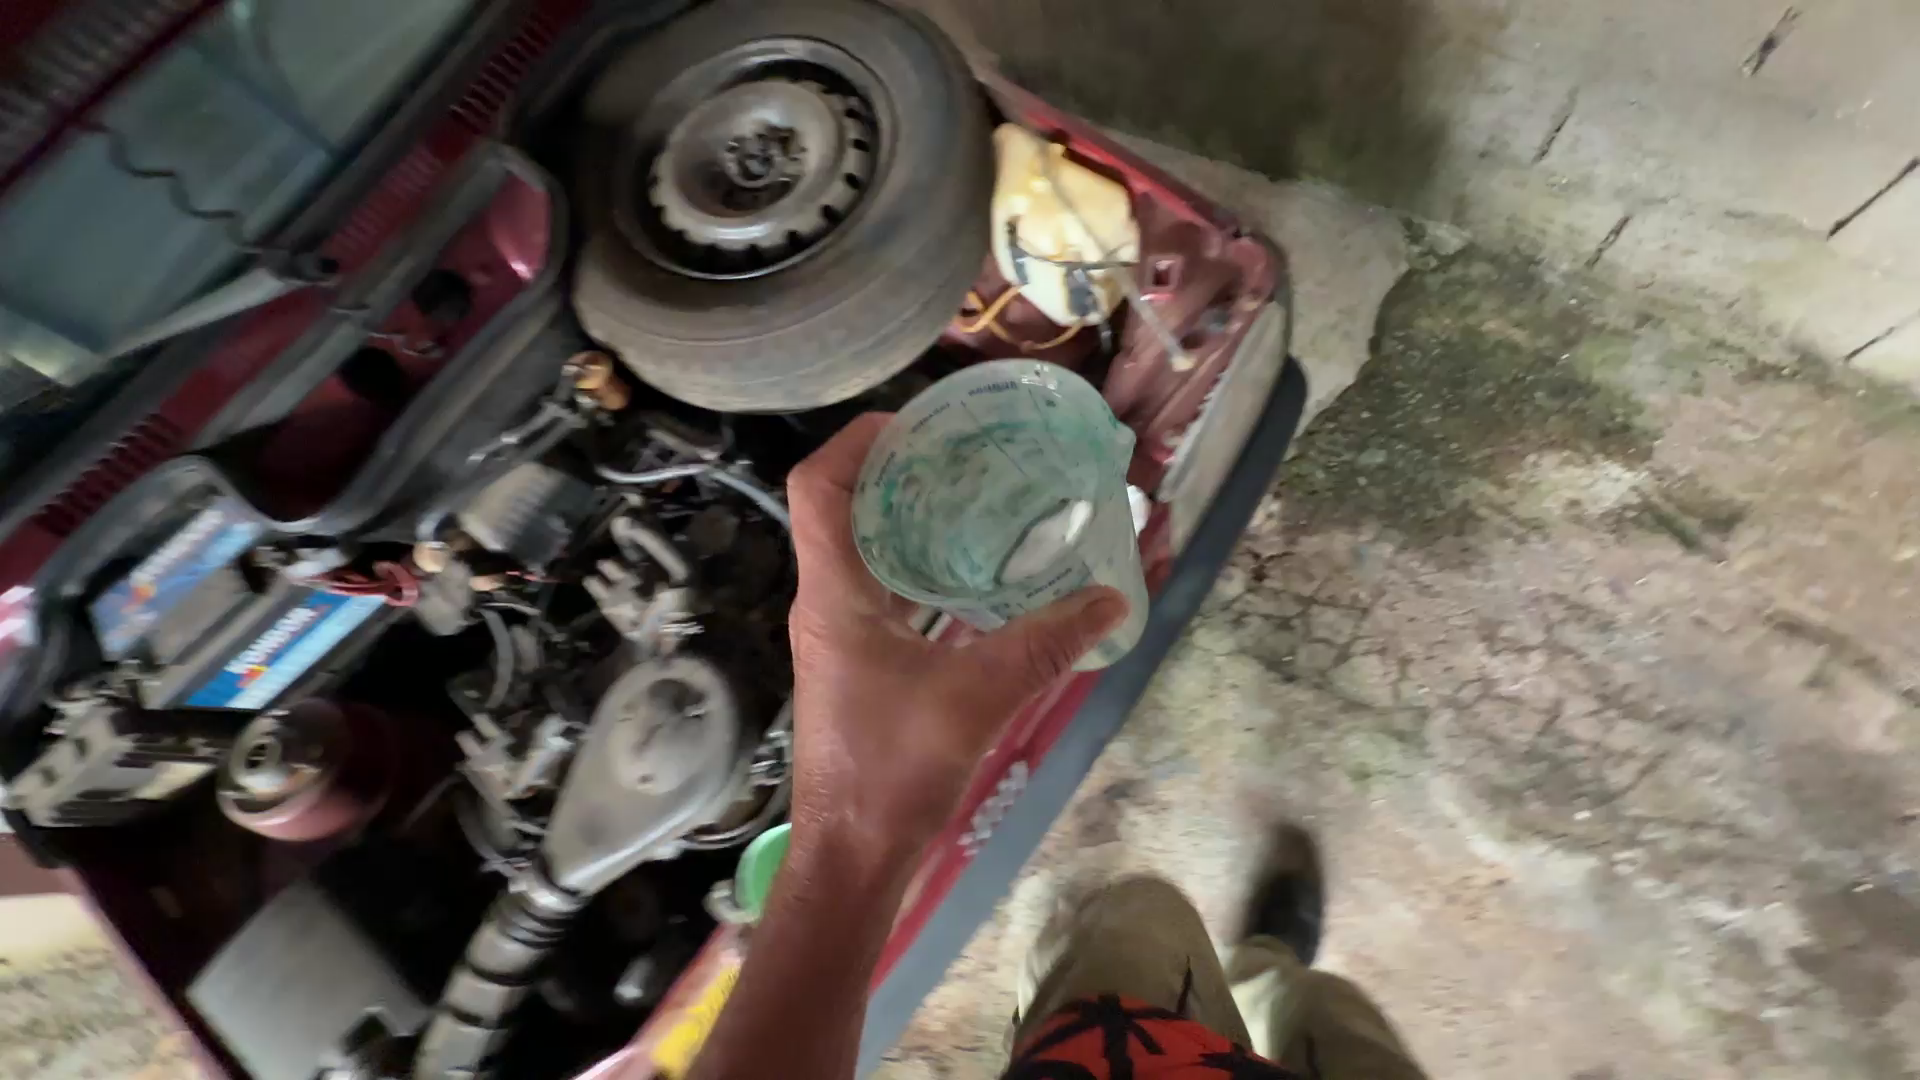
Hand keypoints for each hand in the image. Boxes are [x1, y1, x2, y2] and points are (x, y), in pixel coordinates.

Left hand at [783, 413, 1128, 868]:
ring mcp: (837, 629)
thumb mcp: (978, 697)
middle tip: (962, 450)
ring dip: (906, 514)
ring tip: (972, 493)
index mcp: (834, 594)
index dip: (857, 441)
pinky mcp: (857, 656)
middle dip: (895, 468)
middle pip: (841, 506)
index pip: (817, 487)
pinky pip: (880, 585)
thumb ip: (1045, 644)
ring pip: (861, 546)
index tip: (915, 424)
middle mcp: (825, 601)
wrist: (854, 852)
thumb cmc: (895, 772)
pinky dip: (917, 561)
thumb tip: (1111, 598)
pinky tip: (970, 567)